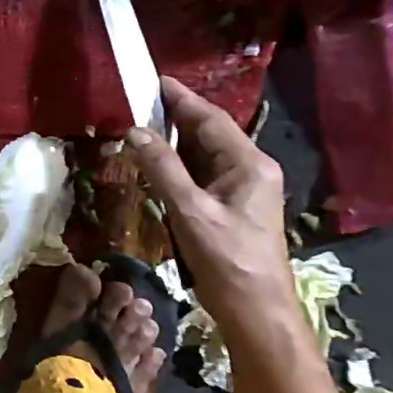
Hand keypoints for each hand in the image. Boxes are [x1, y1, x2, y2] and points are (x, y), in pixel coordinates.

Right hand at [127, 77, 293, 319]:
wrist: (257, 312)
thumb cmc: (228, 261)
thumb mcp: (191, 212)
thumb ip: (163, 169)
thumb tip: (135, 132)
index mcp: (249, 164)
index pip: (211, 119)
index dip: (181, 99)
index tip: (154, 81)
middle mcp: (251, 170)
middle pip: (210, 134)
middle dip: (175, 119)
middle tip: (138, 104)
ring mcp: (245, 190)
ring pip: (206, 156)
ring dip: (176, 144)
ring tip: (142, 129)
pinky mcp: (234, 209)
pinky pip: (205, 177)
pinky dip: (181, 168)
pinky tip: (159, 166)